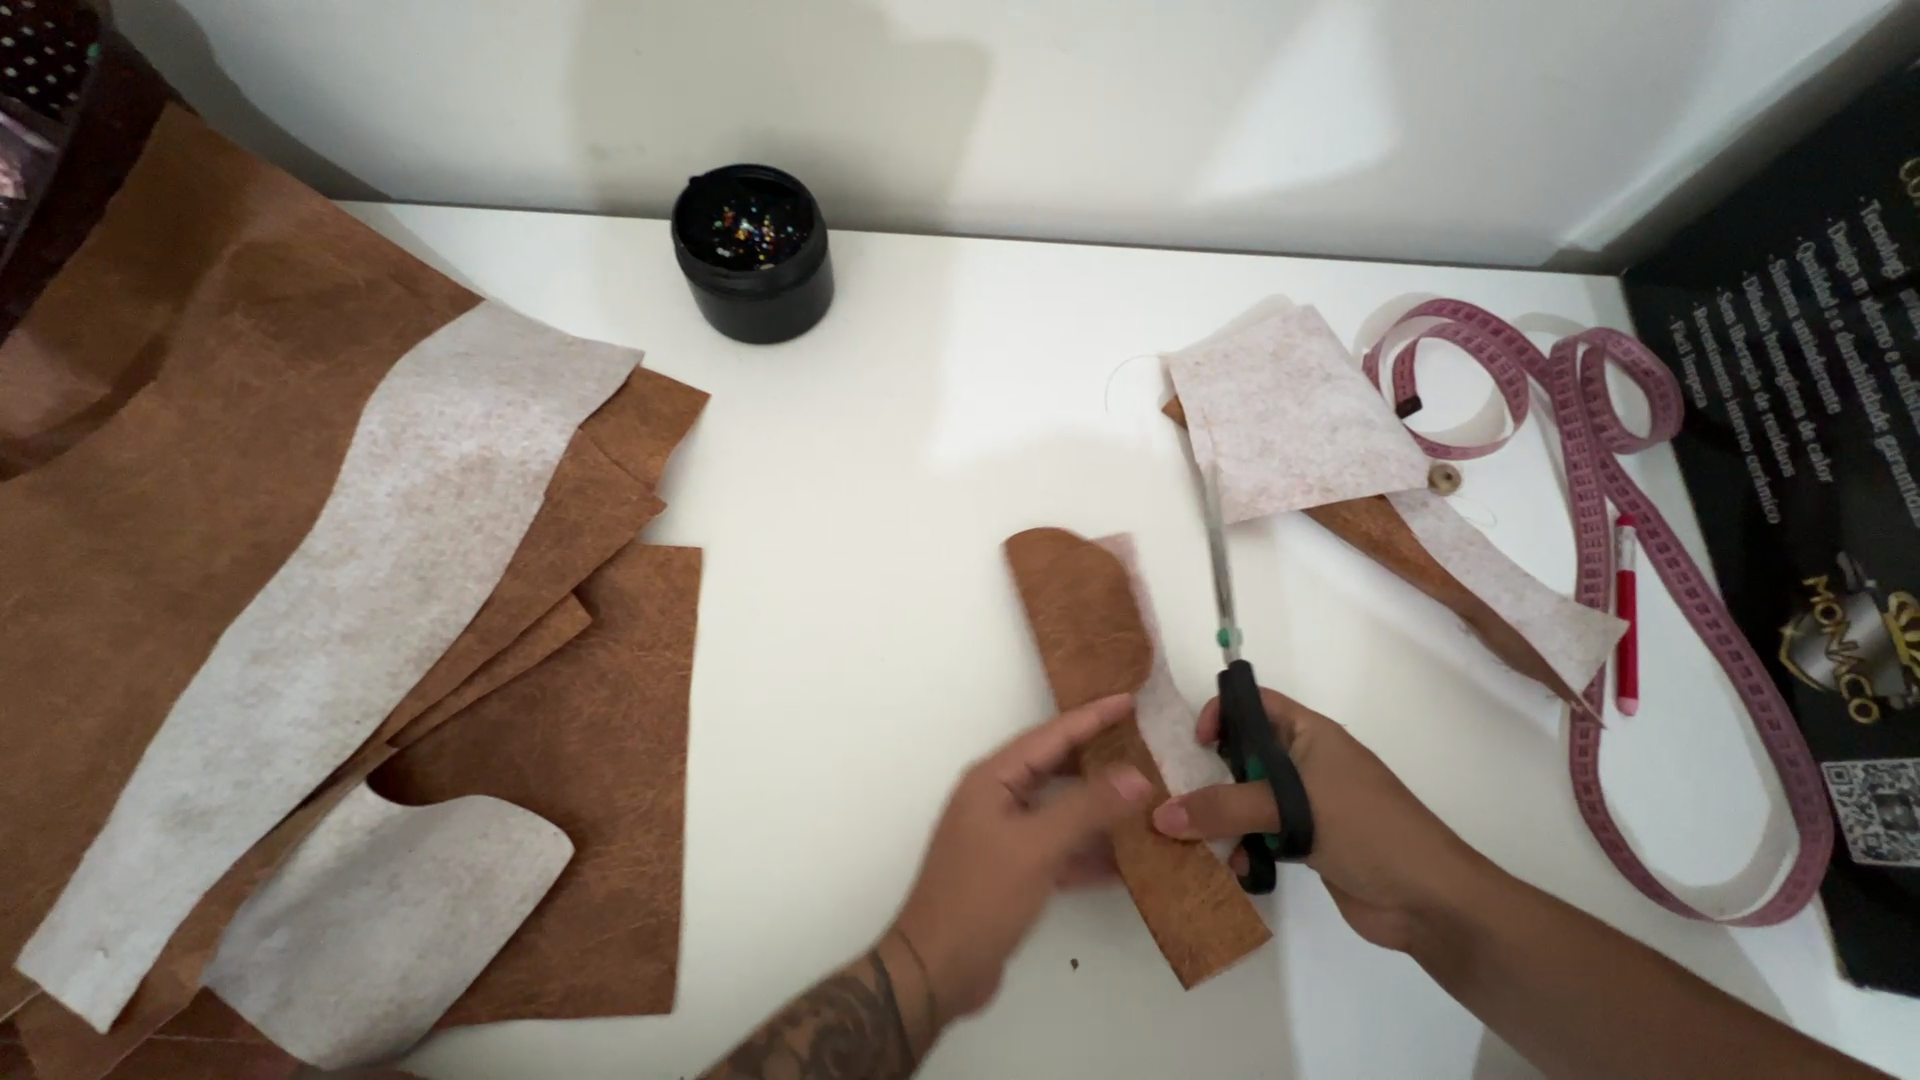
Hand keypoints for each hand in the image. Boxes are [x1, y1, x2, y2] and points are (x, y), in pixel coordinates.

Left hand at [890, 694, 1152, 1022]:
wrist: (938, 970)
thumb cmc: (980, 896)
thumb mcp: (1036, 847)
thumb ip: (1087, 809)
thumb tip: (1137, 777)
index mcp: (992, 780)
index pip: (1049, 737)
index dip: (1090, 718)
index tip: (1128, 700)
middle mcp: (996, 799)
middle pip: (1054, 768)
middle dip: (1096, 757)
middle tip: (1142, 743)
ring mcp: (1004, 836)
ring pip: (1060, 809)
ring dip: (1098, 807)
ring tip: (1144, 797)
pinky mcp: (1015, 871)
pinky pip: (1059, 848)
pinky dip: (1089, 850)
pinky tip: (1128, 858)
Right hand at [1151, 686, 1493, 951]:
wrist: (1430, 901)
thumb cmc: (1367, 830)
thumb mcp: (1292, 807)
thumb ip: (1224, 808)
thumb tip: (1160, 816)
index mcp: (1310, 734)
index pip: (1254, 703)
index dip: (1221, 712)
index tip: (1197, 745)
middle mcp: (1304, 763)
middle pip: (1243, 753)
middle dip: (1209, 773)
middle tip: (1179, 794)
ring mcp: (1306, 805)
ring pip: (1246, 798)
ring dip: (1221, 816)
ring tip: (1194, 836)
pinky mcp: (1305, 843)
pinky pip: (1258, 834)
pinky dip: (1240, 846)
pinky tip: (1232, 866)